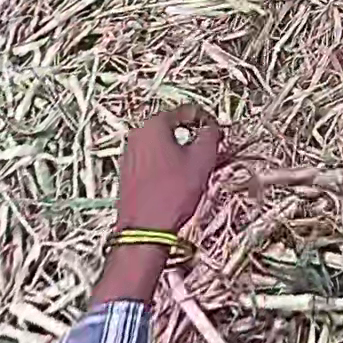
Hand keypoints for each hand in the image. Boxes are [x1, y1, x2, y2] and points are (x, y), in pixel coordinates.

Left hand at [114, 102, 222, 232]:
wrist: (144, 232)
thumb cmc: (171, 194)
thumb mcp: (201, 160)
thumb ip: (210, 136)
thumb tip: (212, 128)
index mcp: (153, 125)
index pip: (183, 111)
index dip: (204, 119)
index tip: (215, 130)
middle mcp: (137, 135)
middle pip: (171, 127)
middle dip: (192, 135)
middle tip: (207, 148)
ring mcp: (129, 154)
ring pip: (160, 144)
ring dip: (179, 150)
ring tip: (194, 166)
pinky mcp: (127, 173)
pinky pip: (151, 159)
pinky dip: (166, 163)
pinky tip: (177, 180)